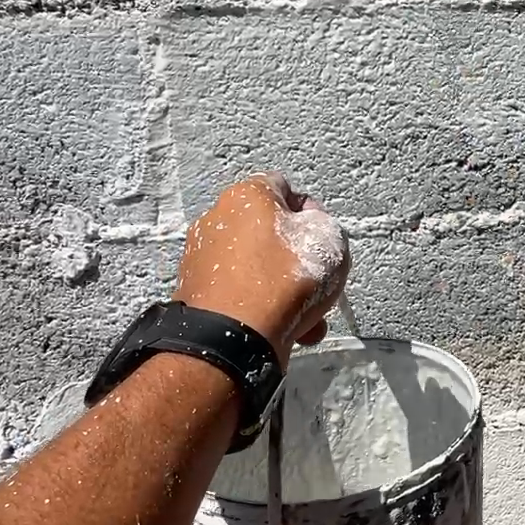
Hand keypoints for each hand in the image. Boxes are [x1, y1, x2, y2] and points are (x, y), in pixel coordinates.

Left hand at [174, 173, 348, 358]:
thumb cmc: (286, 278)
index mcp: (247, 195)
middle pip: (269, 232)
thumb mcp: (329, 237)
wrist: (234, 337)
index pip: (284, 187)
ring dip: (281, 286)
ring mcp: (200, 257)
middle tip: (315, 279)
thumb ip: (322, 222)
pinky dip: (261, 307)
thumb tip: (306, 229)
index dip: (310, 212)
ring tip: (304, 315)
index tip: (320, 238)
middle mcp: (217, 219)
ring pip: (257, 267)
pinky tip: (284, 329)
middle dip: (295, 256)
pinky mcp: (195, 292)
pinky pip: (241, 293)